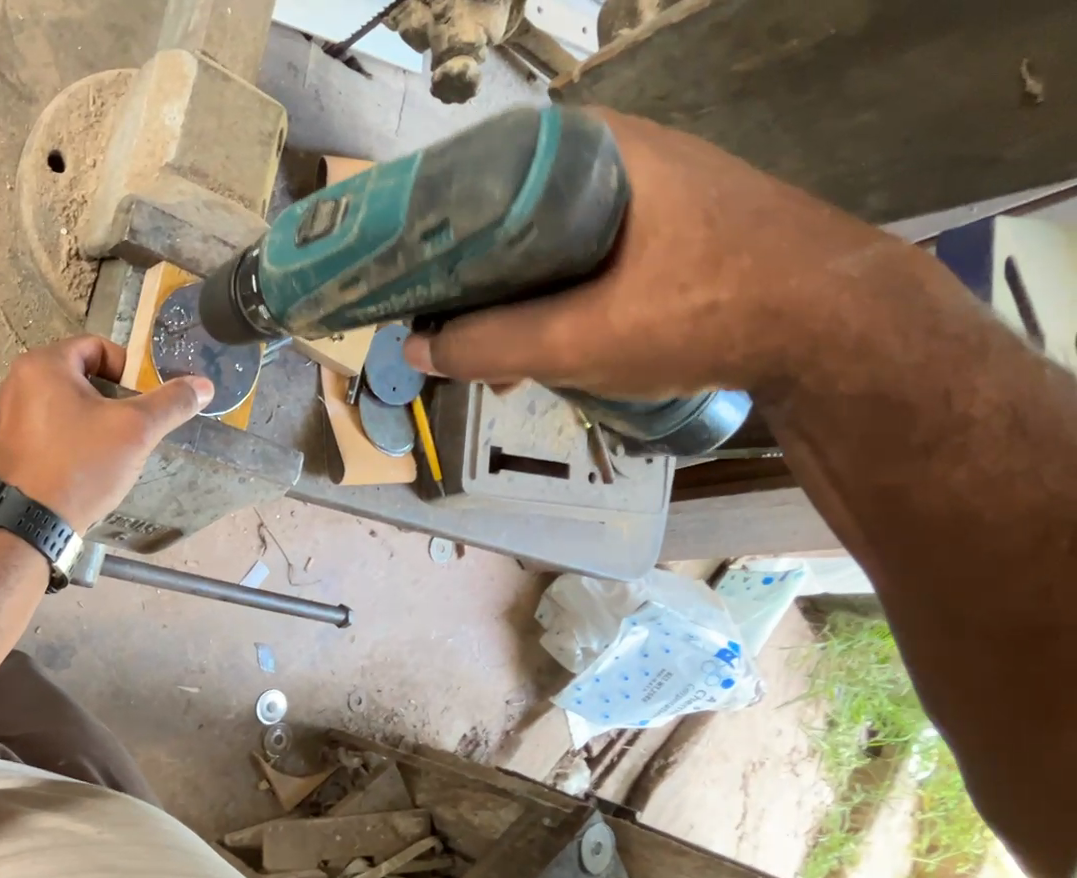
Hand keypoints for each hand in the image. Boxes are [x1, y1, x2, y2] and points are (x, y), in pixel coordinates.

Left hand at [0, 336, 213, 530]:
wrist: (32, 522)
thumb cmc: (81, 466)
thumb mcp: (136, 431)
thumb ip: (171, 403)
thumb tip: (204, 385)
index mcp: (43, 364)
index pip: (97, 347)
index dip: (127, 370)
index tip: (141, 401)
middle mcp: (18, 381)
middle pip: (80, 375)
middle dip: (112, 398)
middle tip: (130, 428)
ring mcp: (9, 414)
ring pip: (65, 403)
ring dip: (93, 419)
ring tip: (110, 449)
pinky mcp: (9, 444)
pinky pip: (49, 427)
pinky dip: (71, 437)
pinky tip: (85, 464)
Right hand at [403, 108, 947, 400]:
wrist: (848, 330)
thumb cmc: (708, 313)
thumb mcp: (579, 339)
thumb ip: (488, 345)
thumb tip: (415, 351)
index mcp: (595, 149)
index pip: (480, 171)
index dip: (434, 223)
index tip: (406, 270)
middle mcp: (620, 154)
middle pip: (509, 210)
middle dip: (471, 275)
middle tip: (445, 324)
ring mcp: (651, 188)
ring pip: (547, 239)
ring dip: (512, 294)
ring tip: (493, 350)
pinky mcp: (673, 226)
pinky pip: (586, 253)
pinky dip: (555, 293)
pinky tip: (548, 340)